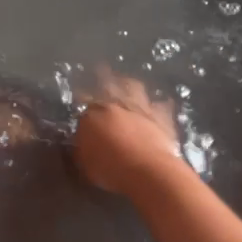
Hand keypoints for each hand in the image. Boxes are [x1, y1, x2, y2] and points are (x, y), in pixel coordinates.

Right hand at [73, 66, 185, 194]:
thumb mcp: (83, 163)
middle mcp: (115, 104)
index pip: (82, 98)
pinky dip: (161, 104)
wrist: (147, 171)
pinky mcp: (161, 118)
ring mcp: (140, 108)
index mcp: (93, 113)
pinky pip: (162, 105)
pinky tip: (163, 102)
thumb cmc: (110, 169)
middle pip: (107, 83)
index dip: (79, 96)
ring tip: (128, 82)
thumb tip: (79, 141)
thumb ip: (80, 147)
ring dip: (130, 84)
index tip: (78, 95)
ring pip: (134, 87)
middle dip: (102, 76)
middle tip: (100, 70)